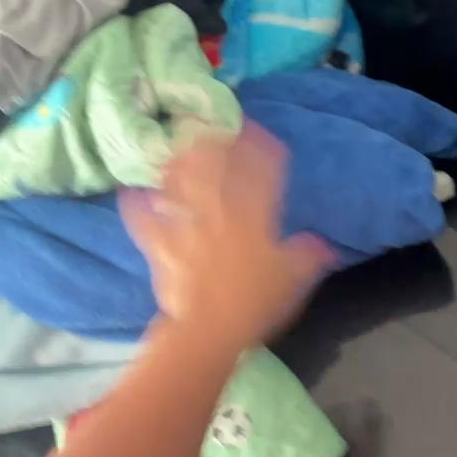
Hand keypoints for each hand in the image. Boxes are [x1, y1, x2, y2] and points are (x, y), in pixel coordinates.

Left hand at [121, 123, 332, 355]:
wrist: (209, 328)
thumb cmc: (256, 301)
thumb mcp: (294, 277)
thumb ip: (308, 255)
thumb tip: (324, 243)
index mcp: (254, 216)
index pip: (260, 172)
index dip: (261, 148)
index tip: (261, 132)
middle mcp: (217, 212)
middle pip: (214, 168)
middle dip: (215, 144)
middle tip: (215, 128)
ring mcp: (186, 226)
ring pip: (179, 184)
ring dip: (178, 162)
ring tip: (177, 146)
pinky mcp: (160, 245)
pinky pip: (144, 220)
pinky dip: (137, 205)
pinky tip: (131, 192)